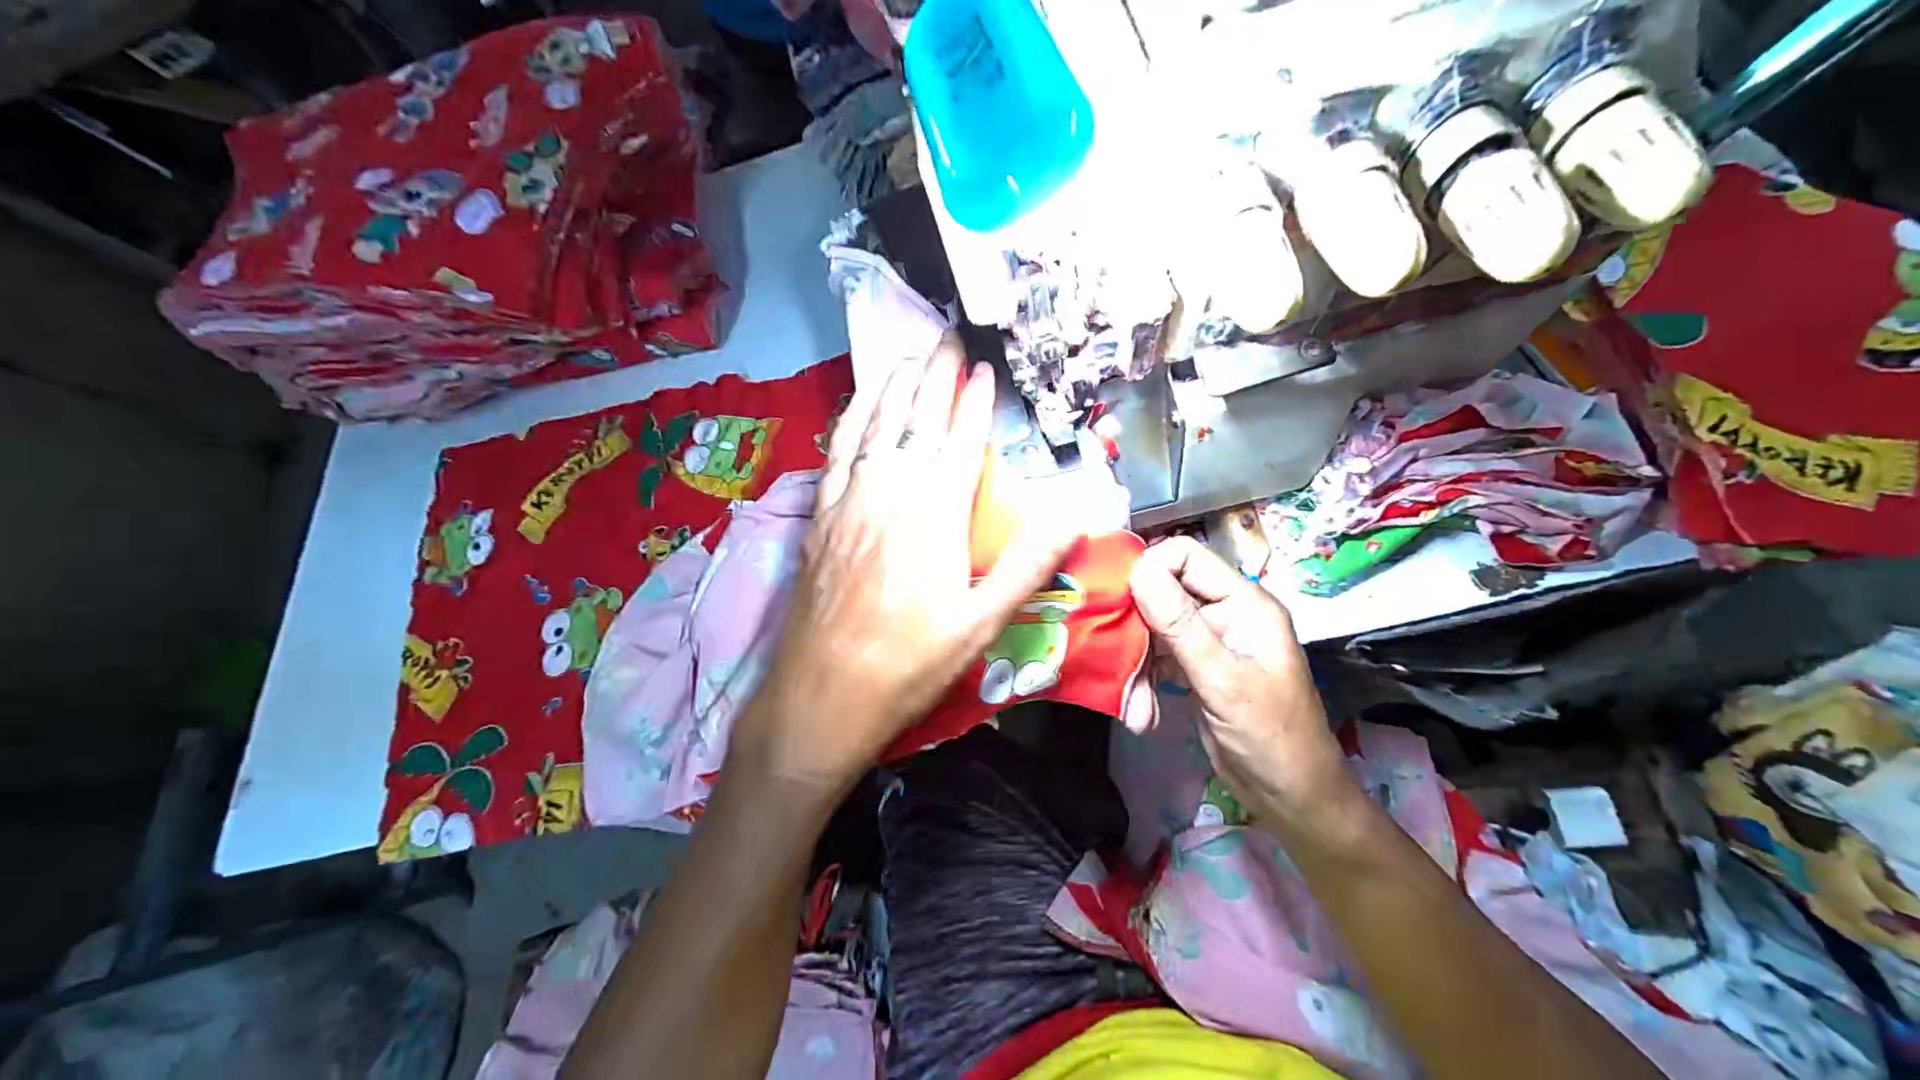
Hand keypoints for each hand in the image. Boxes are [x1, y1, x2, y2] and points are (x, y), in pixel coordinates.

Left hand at [730, 337, 1075, 792]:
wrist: (821, 694)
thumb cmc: (908, 665)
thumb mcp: (980, 625)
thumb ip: (1026, 564)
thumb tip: (1074, 513)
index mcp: (932, 517)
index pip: (959, 444)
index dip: (974, 404)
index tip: (984, 369)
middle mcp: (888, 495)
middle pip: (916, 422)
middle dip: (935, 377)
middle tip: (948, 337)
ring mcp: (848, 502)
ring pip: (875, 428)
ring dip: (895, 387)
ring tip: (910, 354)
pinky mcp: (820, 518)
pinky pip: (838, 452)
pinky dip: (852, 419)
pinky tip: (858, 405)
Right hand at [1129, 536, 1351, 825]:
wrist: (1292, 799)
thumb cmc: (1271, 738)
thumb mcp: (1223, 680)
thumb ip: (1180, 624)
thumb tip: (1139, 570)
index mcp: (1244, 603)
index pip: (1186, 557)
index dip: (1149, 571)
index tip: (1118, 603)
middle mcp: (1225, 614)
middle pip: (1163, 593)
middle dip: (1135, 626)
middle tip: (1113, 657)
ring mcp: (1209, 642)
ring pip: (1153, 629)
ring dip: (1135, 663)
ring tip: (1131, 704)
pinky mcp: (1195, 669)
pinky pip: (1156, 658)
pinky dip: (1143, 681)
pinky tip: (1139, 712)